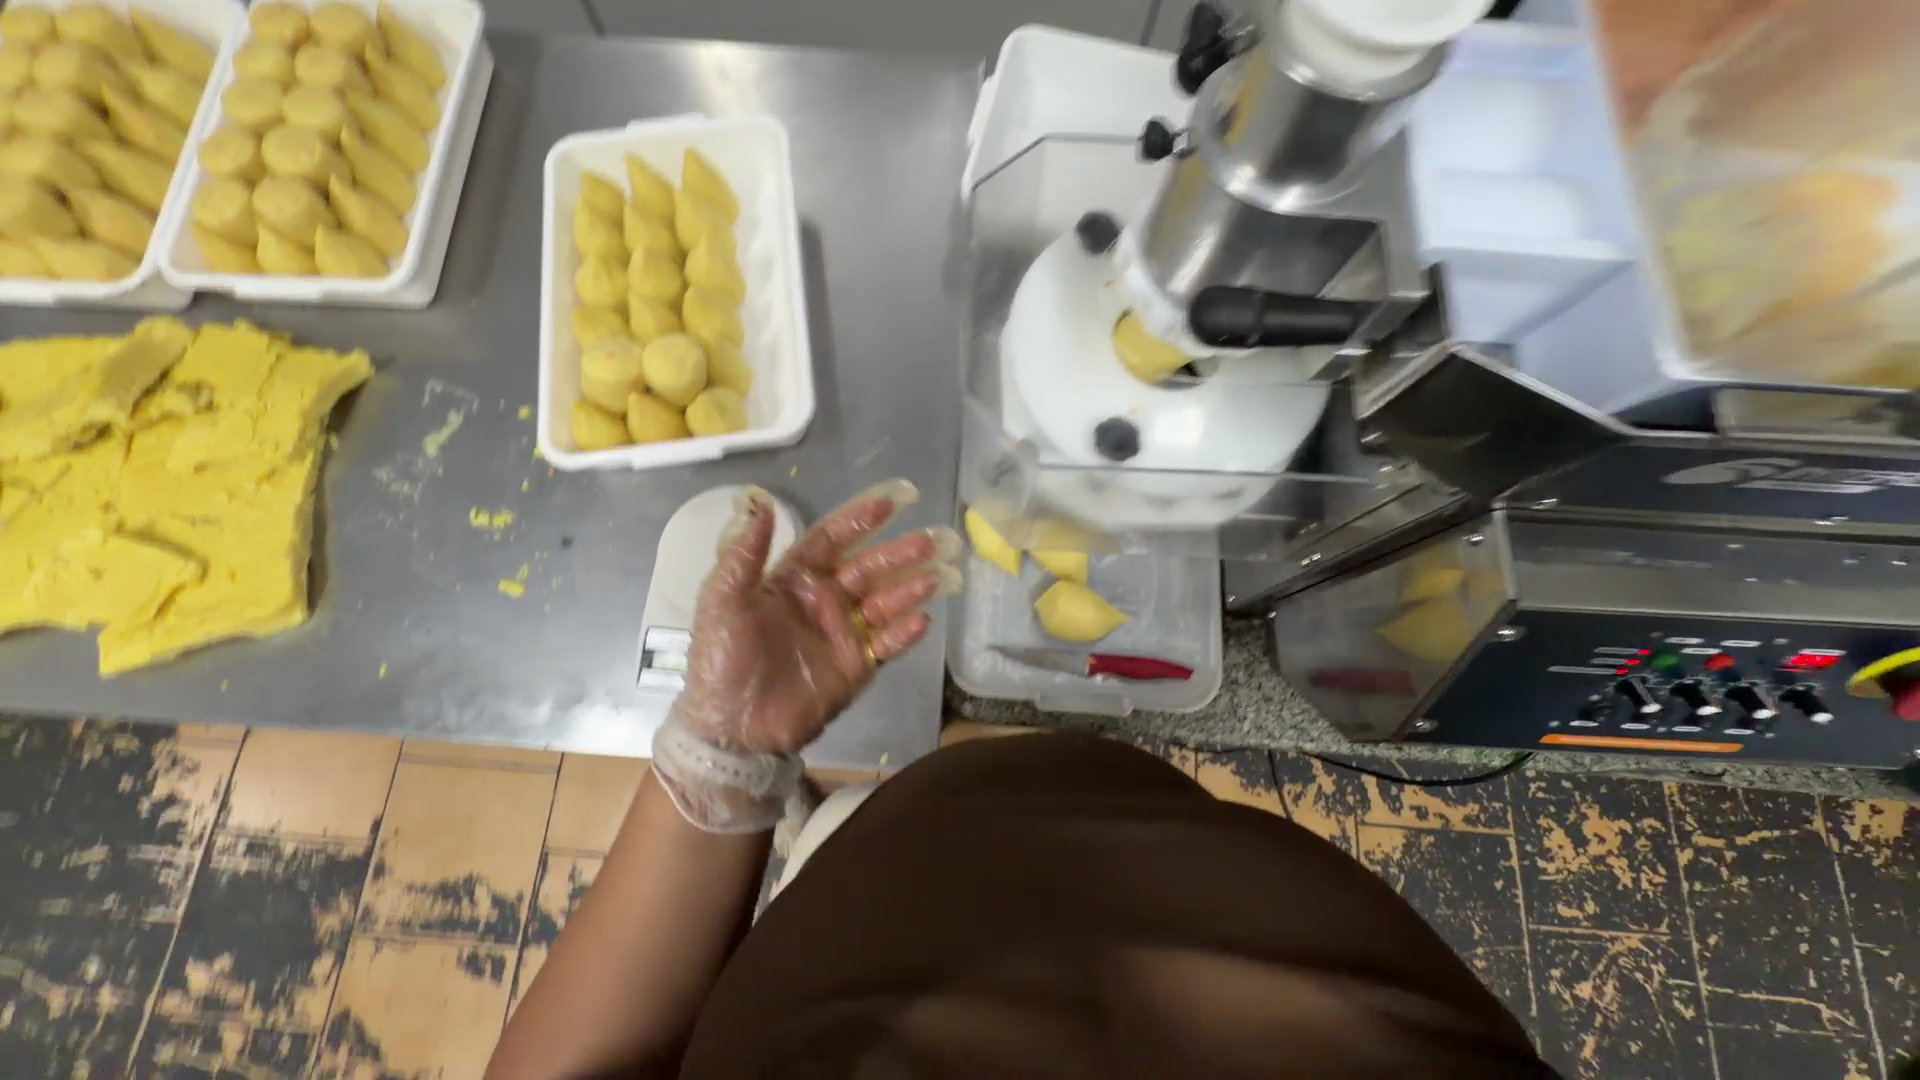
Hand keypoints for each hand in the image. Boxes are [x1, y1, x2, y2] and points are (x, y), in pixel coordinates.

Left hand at [672, 480, 961, 756]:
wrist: (733, 728)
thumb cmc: (723, 660)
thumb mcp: (723, 602)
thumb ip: (745, 555)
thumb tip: (760, 503)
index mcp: (793, 580)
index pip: (831, 541)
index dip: (858, 521)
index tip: (888, 503)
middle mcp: (823, 601)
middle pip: (868, 568)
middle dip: (898, 553)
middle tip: (930, 539)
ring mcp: (842, 634)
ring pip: (884, 603)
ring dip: (909, 588)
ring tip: (936, 576)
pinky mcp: (855, 667)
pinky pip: (886, 644)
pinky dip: (904, 634)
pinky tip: (921, 621)